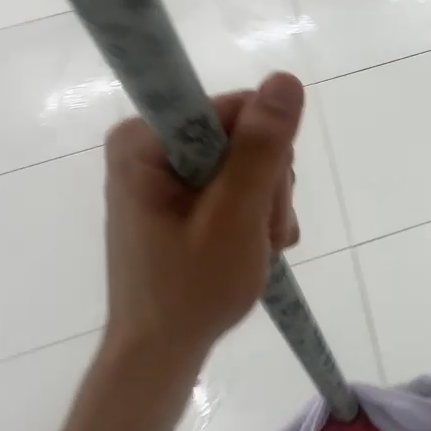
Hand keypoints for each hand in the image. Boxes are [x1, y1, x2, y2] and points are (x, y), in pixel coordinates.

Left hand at [103, 72, 303, 364]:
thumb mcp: (236, 217)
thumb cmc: (192, 288)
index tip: (261, 200)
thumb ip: (261, 149)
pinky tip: (254, 246)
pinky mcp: (180, 196)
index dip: (264, 151)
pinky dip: (257, 215)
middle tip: (259, 232)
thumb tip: (287, 80)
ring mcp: (166, 173)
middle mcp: (151, 146)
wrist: (163, 351)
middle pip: (245, 136)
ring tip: (256, 246)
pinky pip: (239, 183)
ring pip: (250, 162)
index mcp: (144, 141)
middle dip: (267, 185)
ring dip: (267, 205)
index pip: (235, 109)